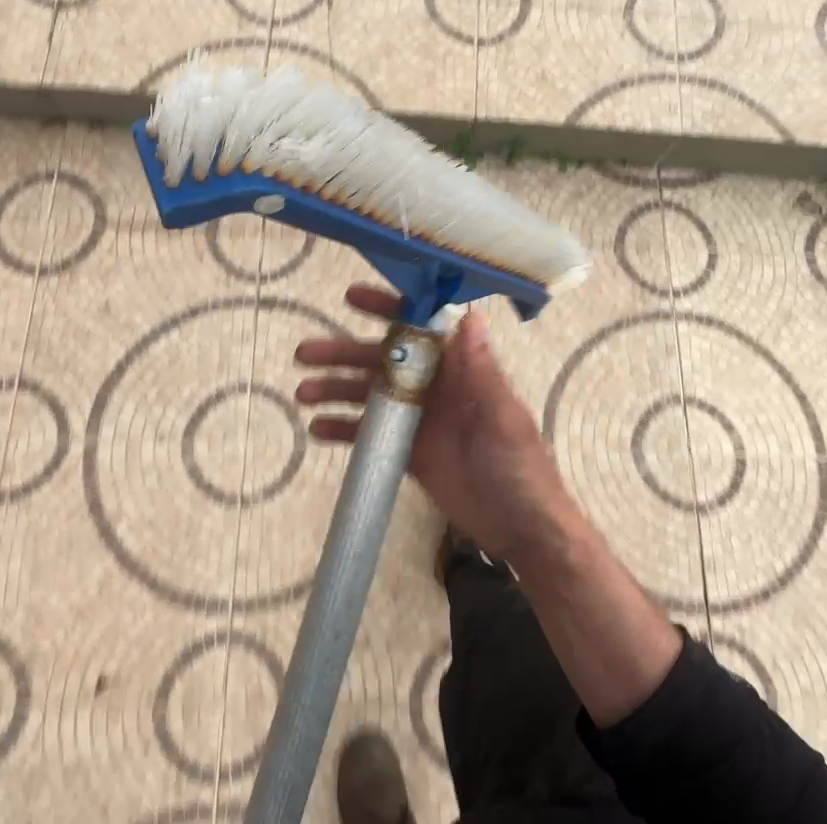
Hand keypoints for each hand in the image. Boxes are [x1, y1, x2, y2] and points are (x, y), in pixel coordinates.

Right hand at [293, 284, 579, 567]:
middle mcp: (436, 388)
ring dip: (336, 391)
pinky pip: (372, 434)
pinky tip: (318, 430)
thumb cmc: (521, 467)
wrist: (522, 528)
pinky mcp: (410, 453)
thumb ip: (483, 372)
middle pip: (384, 361)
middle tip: (304, 353)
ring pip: (371, 396)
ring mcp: (420, 421)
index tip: (352, 298)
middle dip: (344, 354)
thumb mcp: (503, 418)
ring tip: (303, 393)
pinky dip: (345, 429)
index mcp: (461, 370)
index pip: (421, 329)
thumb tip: (470, 317)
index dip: (388, 311)